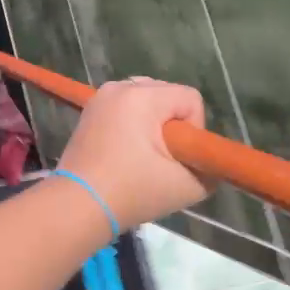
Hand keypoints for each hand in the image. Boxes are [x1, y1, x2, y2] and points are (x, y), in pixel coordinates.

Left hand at [55, 78, 211, 229]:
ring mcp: (100, 96)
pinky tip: (127, 150)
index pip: (190, 97)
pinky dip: (133, 122)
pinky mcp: (90, 109)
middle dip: (173, 122)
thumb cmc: (133, 190)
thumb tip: (203, 158)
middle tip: (163, 155)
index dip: (194, 128)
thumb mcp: (188, 185)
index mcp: (141, 96)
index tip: (179, 155)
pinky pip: (125, 105)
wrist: (80, 201)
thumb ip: (209, 166)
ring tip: (144, 154)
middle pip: (166, 92)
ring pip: (145, 98)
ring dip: (153, 122)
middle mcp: (119, 87)